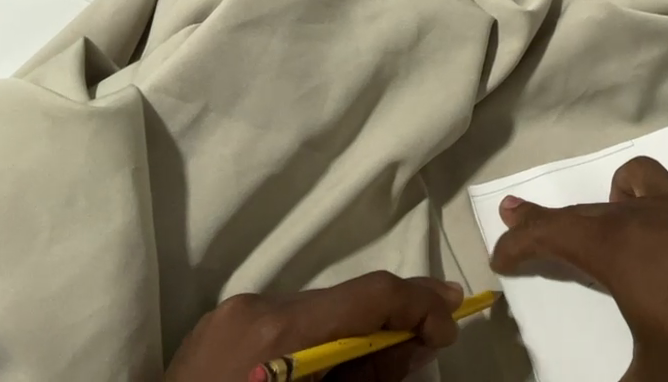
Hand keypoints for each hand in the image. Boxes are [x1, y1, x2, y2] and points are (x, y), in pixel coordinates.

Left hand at [166, 272, 463, 381]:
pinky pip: (284, 324)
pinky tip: (330, 366)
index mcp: (276, 330)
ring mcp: (228, 315)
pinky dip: (316, 341)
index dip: (418, 303)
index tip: (452, 322)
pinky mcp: (215, 329)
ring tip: (381, 358)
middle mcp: (253, 306)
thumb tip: (415, 344)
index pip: (367, 295)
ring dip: (353, 332)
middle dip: (390, 319)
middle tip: (433, 337)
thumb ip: (368, 378)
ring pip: (314, 312)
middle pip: (343, 301)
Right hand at [490, 156, 667, 381]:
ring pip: (639, 183)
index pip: (554, 234)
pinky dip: (666, 215)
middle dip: (551, 215)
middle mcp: (646, 216)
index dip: (522, 240)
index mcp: (617, 249)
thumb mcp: (658, 378)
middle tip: (523, 215)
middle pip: (586, 206)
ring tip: (616, 213)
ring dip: (617, 198)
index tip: (500, 249)